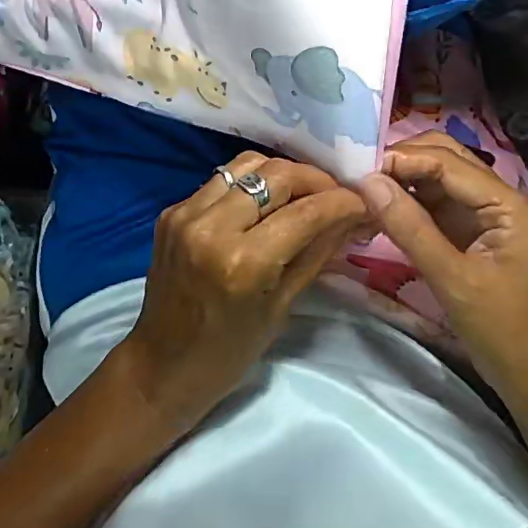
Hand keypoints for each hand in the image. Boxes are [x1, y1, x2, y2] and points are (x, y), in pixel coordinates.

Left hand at [112, 152, 367, 437]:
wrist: (164, 362)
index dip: (342, 202)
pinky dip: (249, 185)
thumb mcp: (282, 306)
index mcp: (242, 262)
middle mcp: (211, 227)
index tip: (363, 203)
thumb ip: (317, 253)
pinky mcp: (171, 211)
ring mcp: (185, 214)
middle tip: (335, 196)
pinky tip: (264, 204)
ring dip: (281, 175)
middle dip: (314, 180)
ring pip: (246, 165)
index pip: (304, 212)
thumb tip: (353, 217)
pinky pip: (220, 180)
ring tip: (302, 194)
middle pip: (275, 174)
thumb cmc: (229, 351)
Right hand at [360, 132, 527, 411]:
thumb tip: (367, 181)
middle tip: (360, 177)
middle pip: (449, 160)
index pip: (450, 163)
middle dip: (404, 162)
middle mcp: (508, 202)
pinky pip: (443, 204)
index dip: (403, 159)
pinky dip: (414, 201)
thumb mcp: (452, 280)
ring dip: (406, 180)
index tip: (358, 170)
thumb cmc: (506, 334)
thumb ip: (409, 227)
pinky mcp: (481, 235)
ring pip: (444, 180)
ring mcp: (495, 218)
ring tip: (367, 190)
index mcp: (514, 207)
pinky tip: (386, 208)